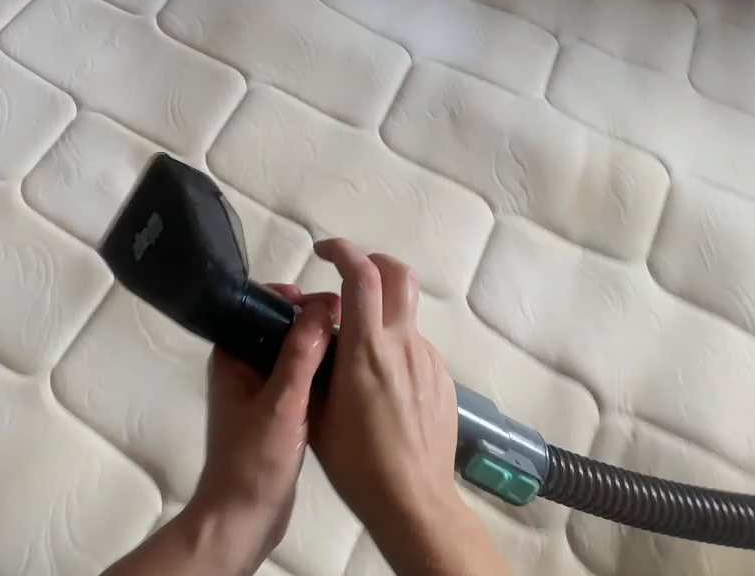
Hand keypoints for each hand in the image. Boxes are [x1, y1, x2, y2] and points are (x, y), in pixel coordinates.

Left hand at [189, 284, 337, 569]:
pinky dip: (319, 370)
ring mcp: (259, 387)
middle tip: (348, 317)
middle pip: (279, 326)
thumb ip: (300, 354)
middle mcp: (242, 364)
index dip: (293, 297)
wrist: (245, 518)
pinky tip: (346, 372)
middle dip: (312, 320)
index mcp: (231, 354)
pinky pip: (299, 376)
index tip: (328, 300)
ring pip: (292, 352)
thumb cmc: (255, 459)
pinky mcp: (276, 409)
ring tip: (353, 339)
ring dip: (318, 345)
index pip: (259, 306)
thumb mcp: (282, 403)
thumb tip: (323, 305)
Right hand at [309, 239, 508, 575]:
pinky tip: (382, 383)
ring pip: (405, 312)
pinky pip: (415, 345)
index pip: (361, 275)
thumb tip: (311, 330)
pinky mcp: (443, 379)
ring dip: (381, 310)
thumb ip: (312, 362)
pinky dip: (395, 345)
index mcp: (367, 350)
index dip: (342, 250)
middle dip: (373, 260)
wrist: (415, 504)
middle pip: (399, 273)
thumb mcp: (315, 411)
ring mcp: (428, 360)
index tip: (323, 251)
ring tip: (358, 349)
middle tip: (348, 276)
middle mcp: (402, 345)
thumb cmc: (356, 462)